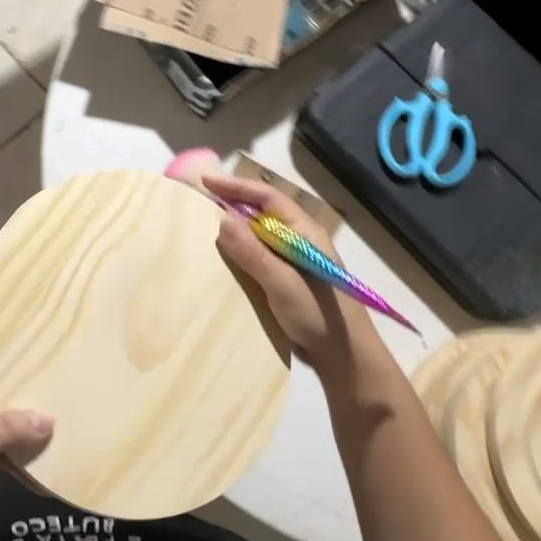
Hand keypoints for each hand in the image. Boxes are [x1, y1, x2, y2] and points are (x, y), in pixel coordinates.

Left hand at [0, 375, 52, 540]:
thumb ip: (7, 429)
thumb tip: (49, 418)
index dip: (19, 367)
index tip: (52, 365)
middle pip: (3, 399)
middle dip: (31, 401)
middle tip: (67, 397)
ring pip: (6, 426)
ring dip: (28, 430)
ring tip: (66, 425)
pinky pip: (3, 449)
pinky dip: (21, 452)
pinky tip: (46, 457)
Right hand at [204, 173, 363, 375]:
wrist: (343, 359)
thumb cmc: (318, 315)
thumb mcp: (283, 283)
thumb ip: (253, 252)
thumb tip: (221, 218)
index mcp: (304, 233)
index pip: (268, 198)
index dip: (236, 187)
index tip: (205, 182)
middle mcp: (297, 241)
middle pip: (260, 214)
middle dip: (230, 204)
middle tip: (197, 202)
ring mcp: (291, 263)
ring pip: (256, 237)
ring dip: (231, 231)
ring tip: (199, 228)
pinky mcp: (283, 283)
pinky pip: (255, 259)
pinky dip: (236, 255)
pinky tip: (217, 262)